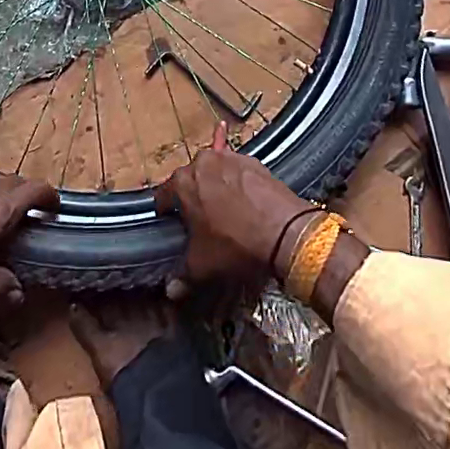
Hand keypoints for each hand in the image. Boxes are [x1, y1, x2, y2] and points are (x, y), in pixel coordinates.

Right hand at [154, 123, 316, 292]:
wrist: (286, 231)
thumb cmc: (235, 244)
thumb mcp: (204, 264)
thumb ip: (183, 275)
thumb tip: (171, 290)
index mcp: (181, 183)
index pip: (163, 195)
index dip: (167, 212)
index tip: (174, 224)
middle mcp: (201, 163)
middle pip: (190, 180)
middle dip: (193, 197)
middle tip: (203, 220)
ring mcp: (228, 158)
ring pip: (214, 173)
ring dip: (215, 186)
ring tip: (228, 210)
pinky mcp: (252, 161)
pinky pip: (237, 171)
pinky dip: (238, 183)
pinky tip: (247, 202)